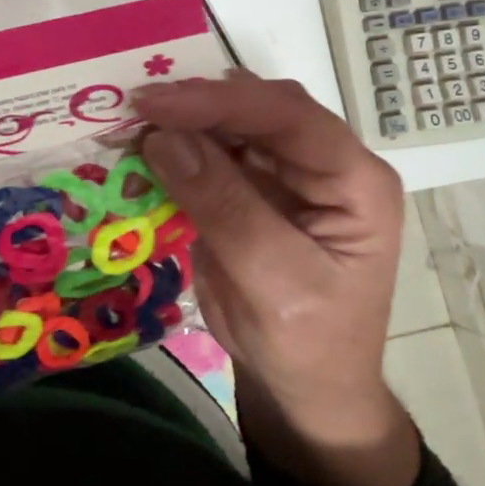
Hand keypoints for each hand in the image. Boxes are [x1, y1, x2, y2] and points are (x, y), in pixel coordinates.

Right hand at [134, 71, 418, 485]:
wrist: (300, 384)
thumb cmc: (307, 340)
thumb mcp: (274, 280)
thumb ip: (225, 207)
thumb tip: (163, 139)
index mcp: (354, 181)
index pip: (289, 117)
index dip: (221, 101)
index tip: (155, 103)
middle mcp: (321, 164)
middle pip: (259, 107)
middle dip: (198, 101)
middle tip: (135, 106)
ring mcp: (281, 173)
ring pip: (229, 122)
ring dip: (180, 118)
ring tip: (130, 120)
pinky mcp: (244, 186)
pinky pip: (206, 151)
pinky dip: (171, 145)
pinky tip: (138, 144)